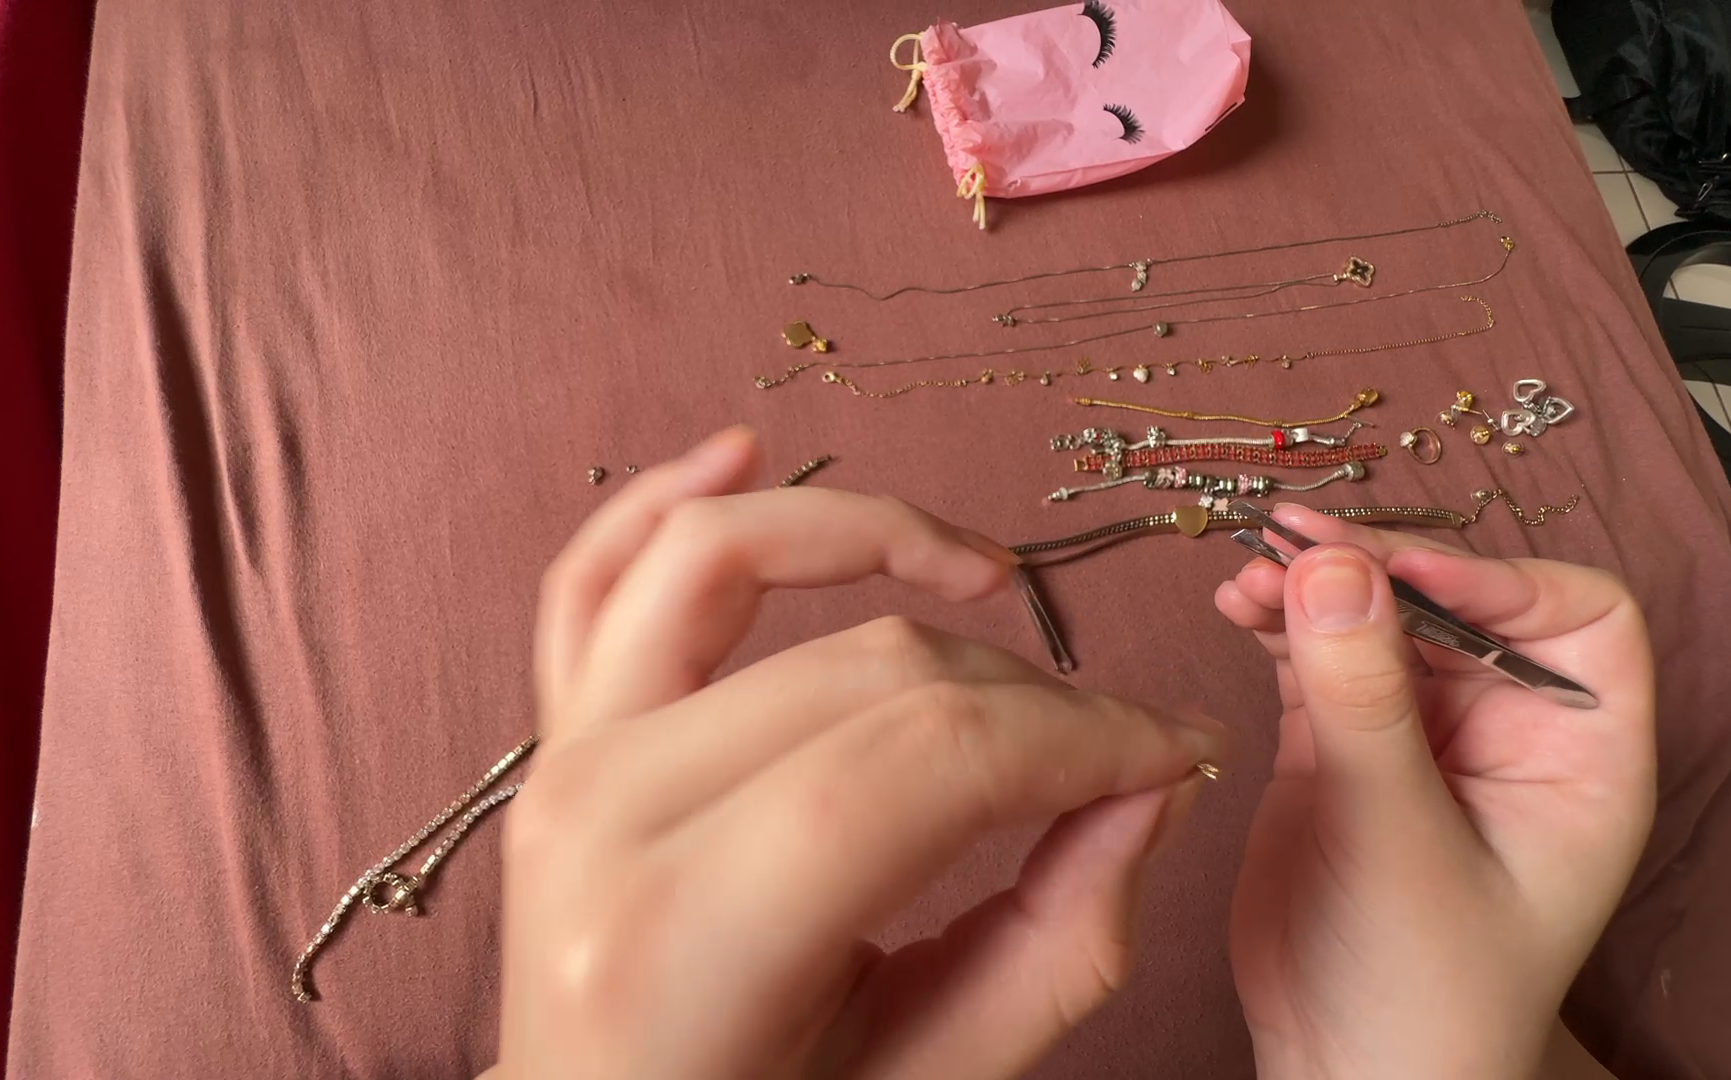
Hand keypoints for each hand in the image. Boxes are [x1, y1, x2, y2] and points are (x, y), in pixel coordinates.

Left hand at [496, 428, 1225, 1079]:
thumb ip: (1054, 936)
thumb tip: (1146, 781)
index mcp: (678, 941)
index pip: (926, 759)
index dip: (1076, 736)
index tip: (1165, 748)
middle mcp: (602, 816)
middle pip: (866, 667)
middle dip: (1020, 689)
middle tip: (1098, 732)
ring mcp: (565, 755)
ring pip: (720, 556)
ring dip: (862, 526)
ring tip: (972, 562)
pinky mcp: (566, 730)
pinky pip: (591, 578)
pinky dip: (666, 497)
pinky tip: (744, 452)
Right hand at [1213, 506, 1654, 1079]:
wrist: (1336, 1051)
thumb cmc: (1414, 977)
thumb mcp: (1393, 831)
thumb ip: (1361, 696)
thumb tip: (1329, 566)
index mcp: (1570, 754)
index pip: (1566, 618)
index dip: (1484, 579)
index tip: (1383, 573)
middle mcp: (1491, 729)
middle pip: (1441, 604)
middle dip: (1364, 568)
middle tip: (1284, 545)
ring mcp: (1403, 731)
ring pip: (1363, 621)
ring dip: (1307, 587)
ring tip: (1246, 578)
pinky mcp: (1331, 740)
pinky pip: (1307, 654)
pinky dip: (1273, 622)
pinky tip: (1238, 608)